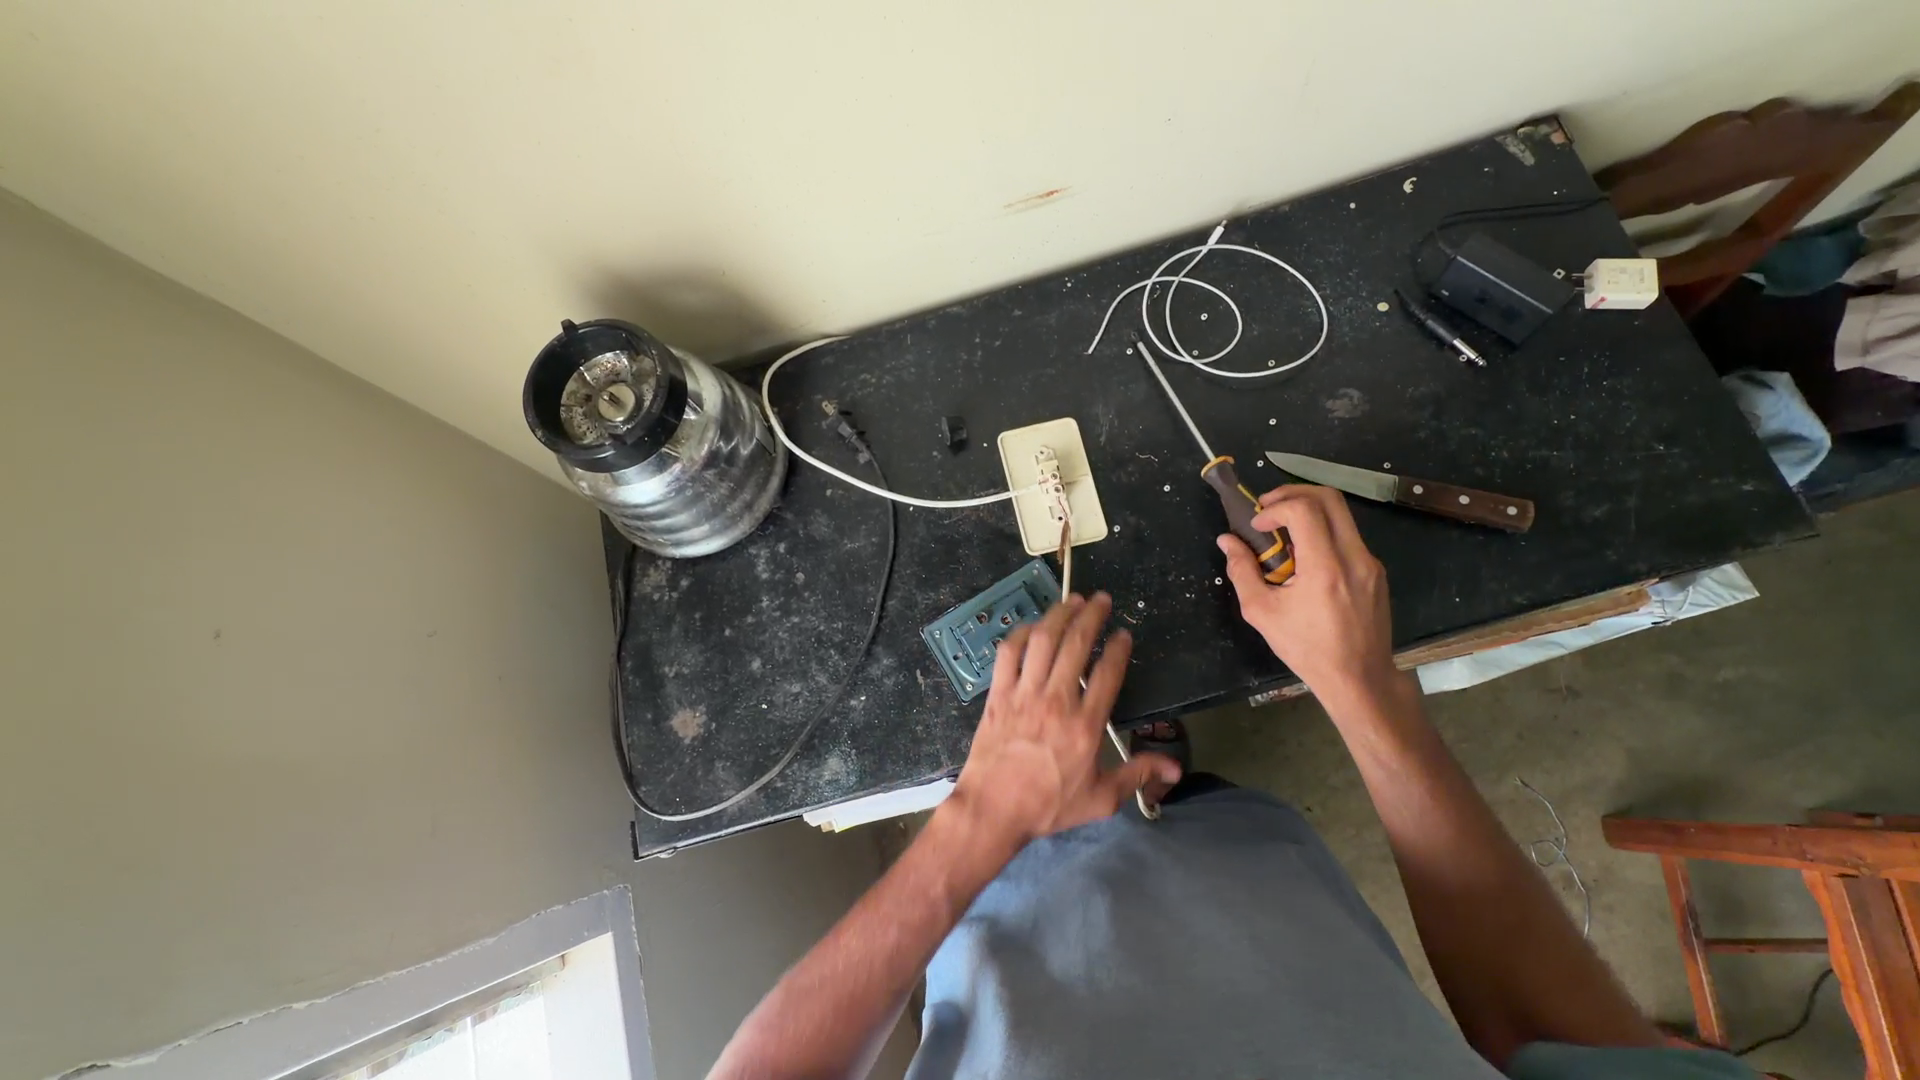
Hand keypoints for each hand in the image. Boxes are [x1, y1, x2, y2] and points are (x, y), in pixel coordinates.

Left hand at [951, 592, 1180, 845]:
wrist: (993, 809)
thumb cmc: (1049, 806)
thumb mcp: (1101, 798)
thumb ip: (1137, 775)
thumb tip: (1174, 768)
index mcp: (1085, 725)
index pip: (1107, 673)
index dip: (1118, 648)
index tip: (1124, 633)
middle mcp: (1056, 700)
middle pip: (1076, 644)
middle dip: (1092, 616)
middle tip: (1102, 600)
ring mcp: (1024, 694)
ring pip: (1043, 640)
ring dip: (1059, 614)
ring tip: (1073, 600)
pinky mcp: (998, 694)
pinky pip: (1009, 653)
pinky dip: (1022, 633)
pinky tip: (1034, 626)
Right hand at [1218, 485, 1395, 697]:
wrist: (1358, 677)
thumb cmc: (1306, 649)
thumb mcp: (1262, 612)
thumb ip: (1242, 571)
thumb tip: (1227, 541)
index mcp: (1325, 568)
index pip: (1304, 509)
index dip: (1274, 507)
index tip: (1257, 526)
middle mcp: (1354, 557)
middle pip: (1329, 498)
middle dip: (1293, 493)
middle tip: (1268, 508)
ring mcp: (1370, 562)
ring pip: (1340, 514)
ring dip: (1307, 512)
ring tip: (1282, 533)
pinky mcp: (1375, 571)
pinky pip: (1347, 536)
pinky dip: (1321, 533)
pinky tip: (1303, 558)